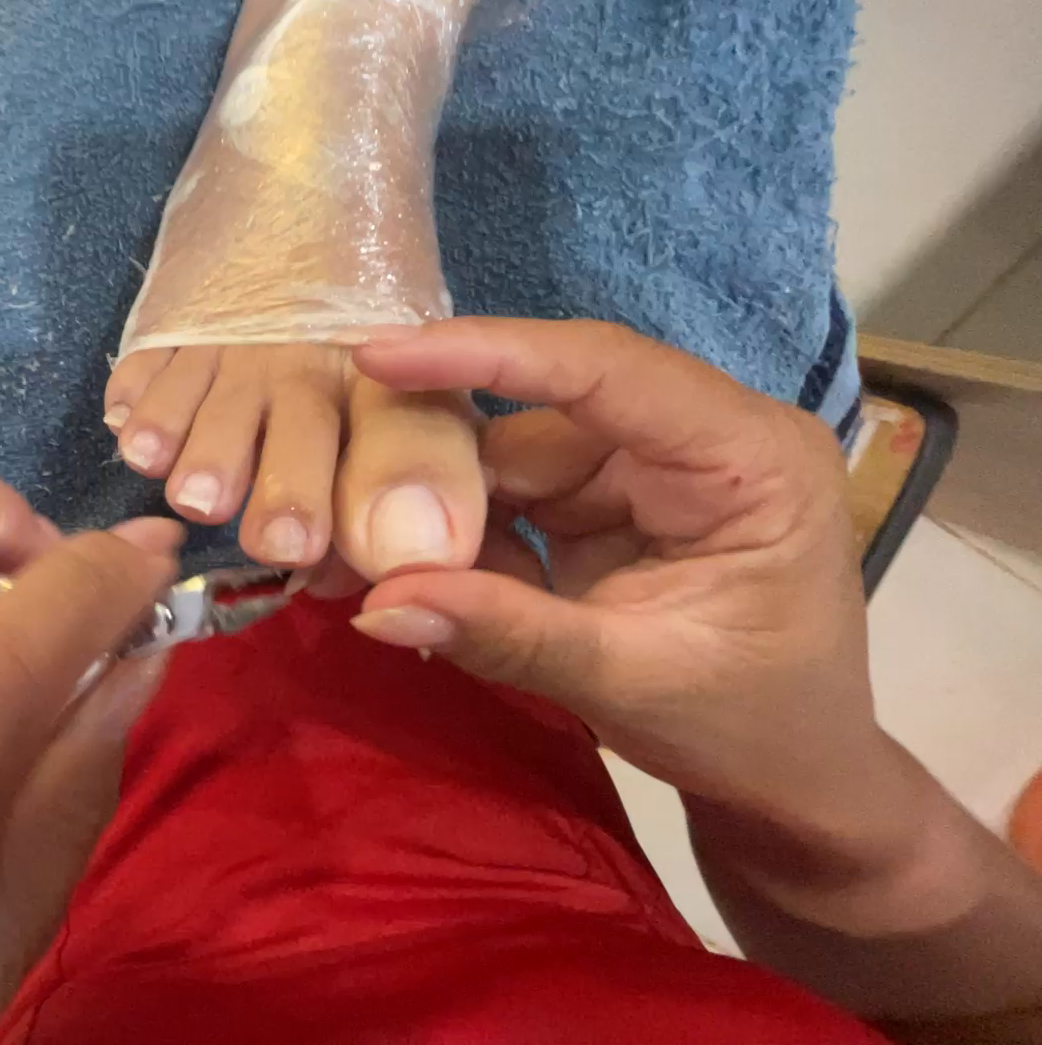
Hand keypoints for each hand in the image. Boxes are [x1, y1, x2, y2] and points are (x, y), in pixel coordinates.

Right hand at [346, 318, 899, 839]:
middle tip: (346, 536)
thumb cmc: (749, 724)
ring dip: (426, 514)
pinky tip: (401, 571)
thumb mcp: (628, 680)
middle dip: (433, 476)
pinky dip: (440, 536)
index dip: (487, 355)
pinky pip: (485, 498)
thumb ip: (505, 635)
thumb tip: (376, 605)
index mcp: (738, 457)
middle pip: (521, 424)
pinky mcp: (578, 499)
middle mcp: (676, 440)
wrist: (778, 769)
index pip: (602, 371)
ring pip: (488, 461)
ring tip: (361, 567)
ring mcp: (619, 468)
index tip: (378, 356)